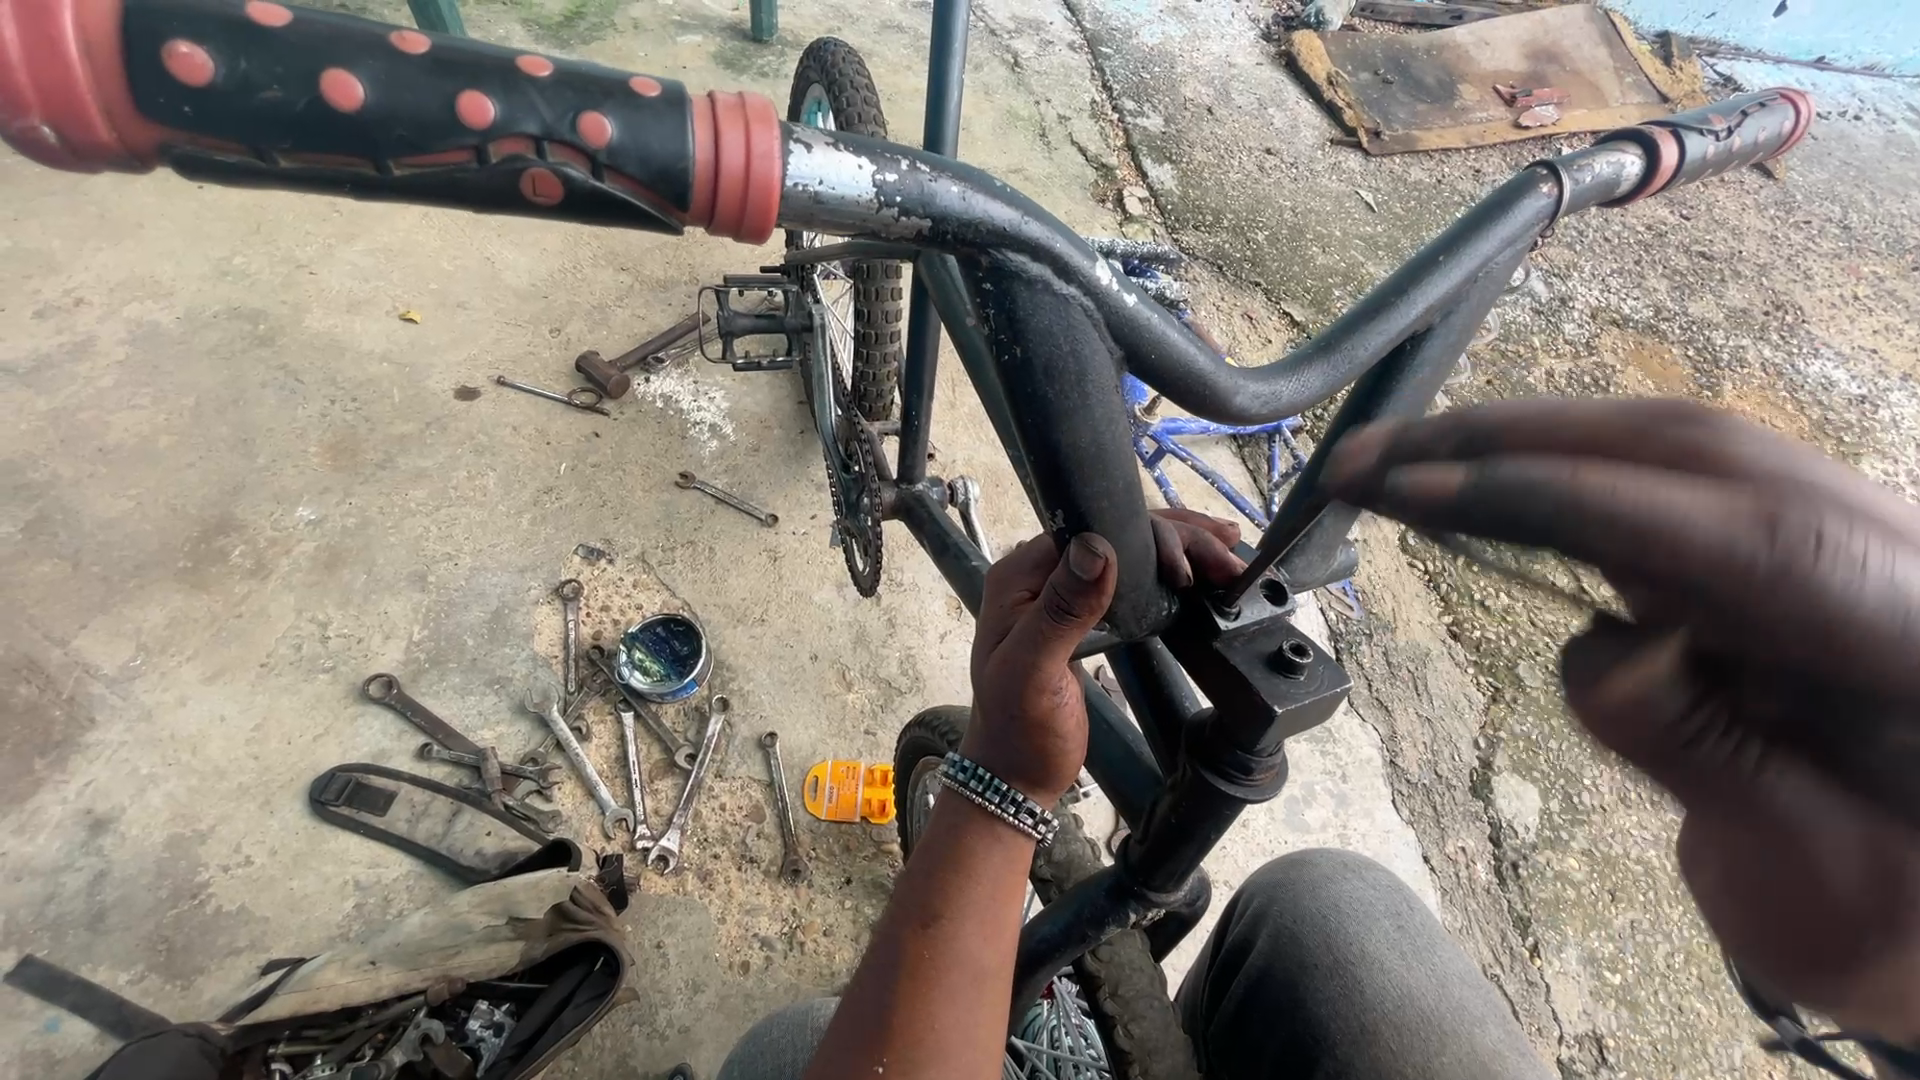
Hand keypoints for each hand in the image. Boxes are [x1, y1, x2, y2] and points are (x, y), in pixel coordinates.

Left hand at [965, 509, 1244, 805]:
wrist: (1018, 776)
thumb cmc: (1020, 730)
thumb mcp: (1034, 670)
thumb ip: (1062, 610)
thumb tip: (1097, 547)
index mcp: (1019, 577)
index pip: (1089, 529)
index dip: (1145, 532)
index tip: (1193, 557)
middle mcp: (1040, 577)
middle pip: (1114, 535)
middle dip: (1175, 540)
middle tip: (1228, 559)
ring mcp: (1063, 598)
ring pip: (1126, 556)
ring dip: (1178, 554)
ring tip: (1227, 562)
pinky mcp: (1085, 621)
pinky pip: (1128, 585)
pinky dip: (1165, 579)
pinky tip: (1198, 580)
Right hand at [1323, 398, 1919, 1039]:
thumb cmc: (1890, 915)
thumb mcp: (1812, 879)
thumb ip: (1711, 754)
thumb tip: (1603, 651)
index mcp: (1918, 637)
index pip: (1735, 537)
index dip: (1557, 502)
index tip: (1412, 495)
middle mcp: (1880, 550)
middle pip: (1679, 447)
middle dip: (1497, 442)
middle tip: (1358, 462)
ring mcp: (1819, 530)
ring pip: (1651, 445)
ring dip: (1500, 441)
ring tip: (1382, 461)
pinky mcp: (1752, 538)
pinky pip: (1636, 476)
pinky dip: (1530, 467)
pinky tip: (1460, 481)